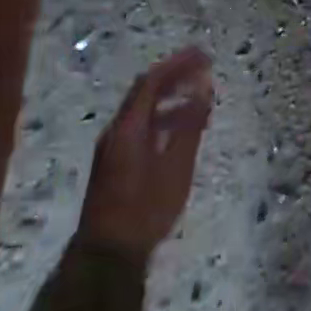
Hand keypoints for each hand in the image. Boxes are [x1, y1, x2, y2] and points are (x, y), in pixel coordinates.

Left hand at [79, 48, 214, 262]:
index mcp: (128, 127)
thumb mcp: (176, 167)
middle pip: (145, 90)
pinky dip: (162, 116)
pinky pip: (141, 125)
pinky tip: (181, 127)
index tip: (203, 55)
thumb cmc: (146, 209)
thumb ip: (190, 125)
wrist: (107, 255)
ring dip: (170, 97)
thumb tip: (204, 88)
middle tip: (202, 67)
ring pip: (142, 108)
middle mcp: (116, 130)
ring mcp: (112, 146)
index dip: (178, 64)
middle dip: (174, 75)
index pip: (152, 81)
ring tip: (199, 97)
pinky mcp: (115, 161)